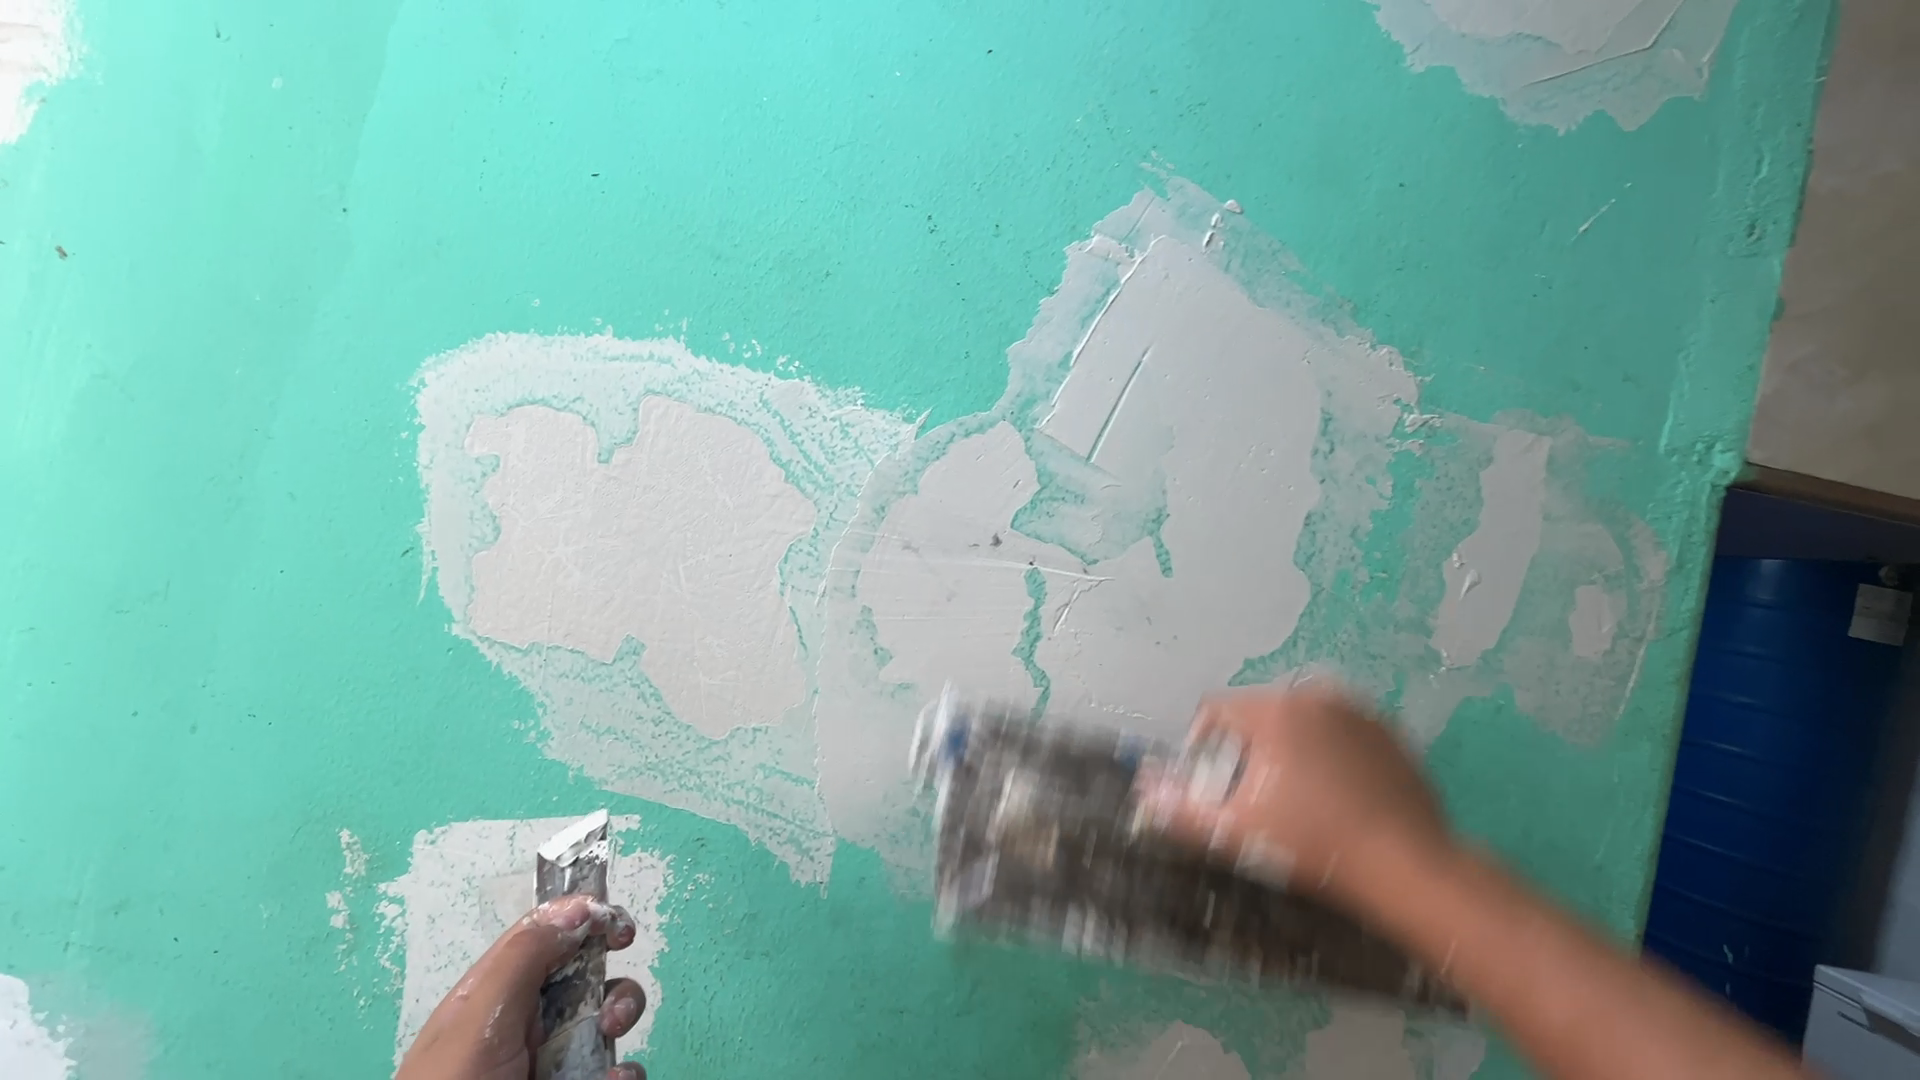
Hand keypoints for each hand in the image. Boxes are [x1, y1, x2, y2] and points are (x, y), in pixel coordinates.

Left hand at [395, 894, 648, 1079]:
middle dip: (610, 979)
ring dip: (620, 1021)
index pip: (545, 934)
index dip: (584, 918)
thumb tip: (581, 906)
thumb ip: (525, 956)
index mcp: (494, 995)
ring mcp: (550, 1064)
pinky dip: (621, 1075)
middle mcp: (525, 1023)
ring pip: (606, 1020)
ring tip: (609, 1042)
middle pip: (586, 973)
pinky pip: (614, 1073)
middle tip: (610, 1003)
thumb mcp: (478, 1021)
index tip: (616, 926)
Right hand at [1136, 679, 1451, 901]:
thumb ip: (1180, 809)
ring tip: (1296, 794)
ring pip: (1298, 719)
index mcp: (1274, 711)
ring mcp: (1357, 711)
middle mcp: (1314, 696)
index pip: (1215, 710)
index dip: (1203, 746)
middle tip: (1255, 795)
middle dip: (1245, 747)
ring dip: (1284, 746)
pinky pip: (1337, 729)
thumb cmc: (1312, 844)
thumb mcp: (1236, 832)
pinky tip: (1335, 791)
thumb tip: (1142, 789)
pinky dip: (1325, 750)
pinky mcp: (1388, 732)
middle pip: (1256, 712)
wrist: (1409, 868)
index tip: (1214, 784)